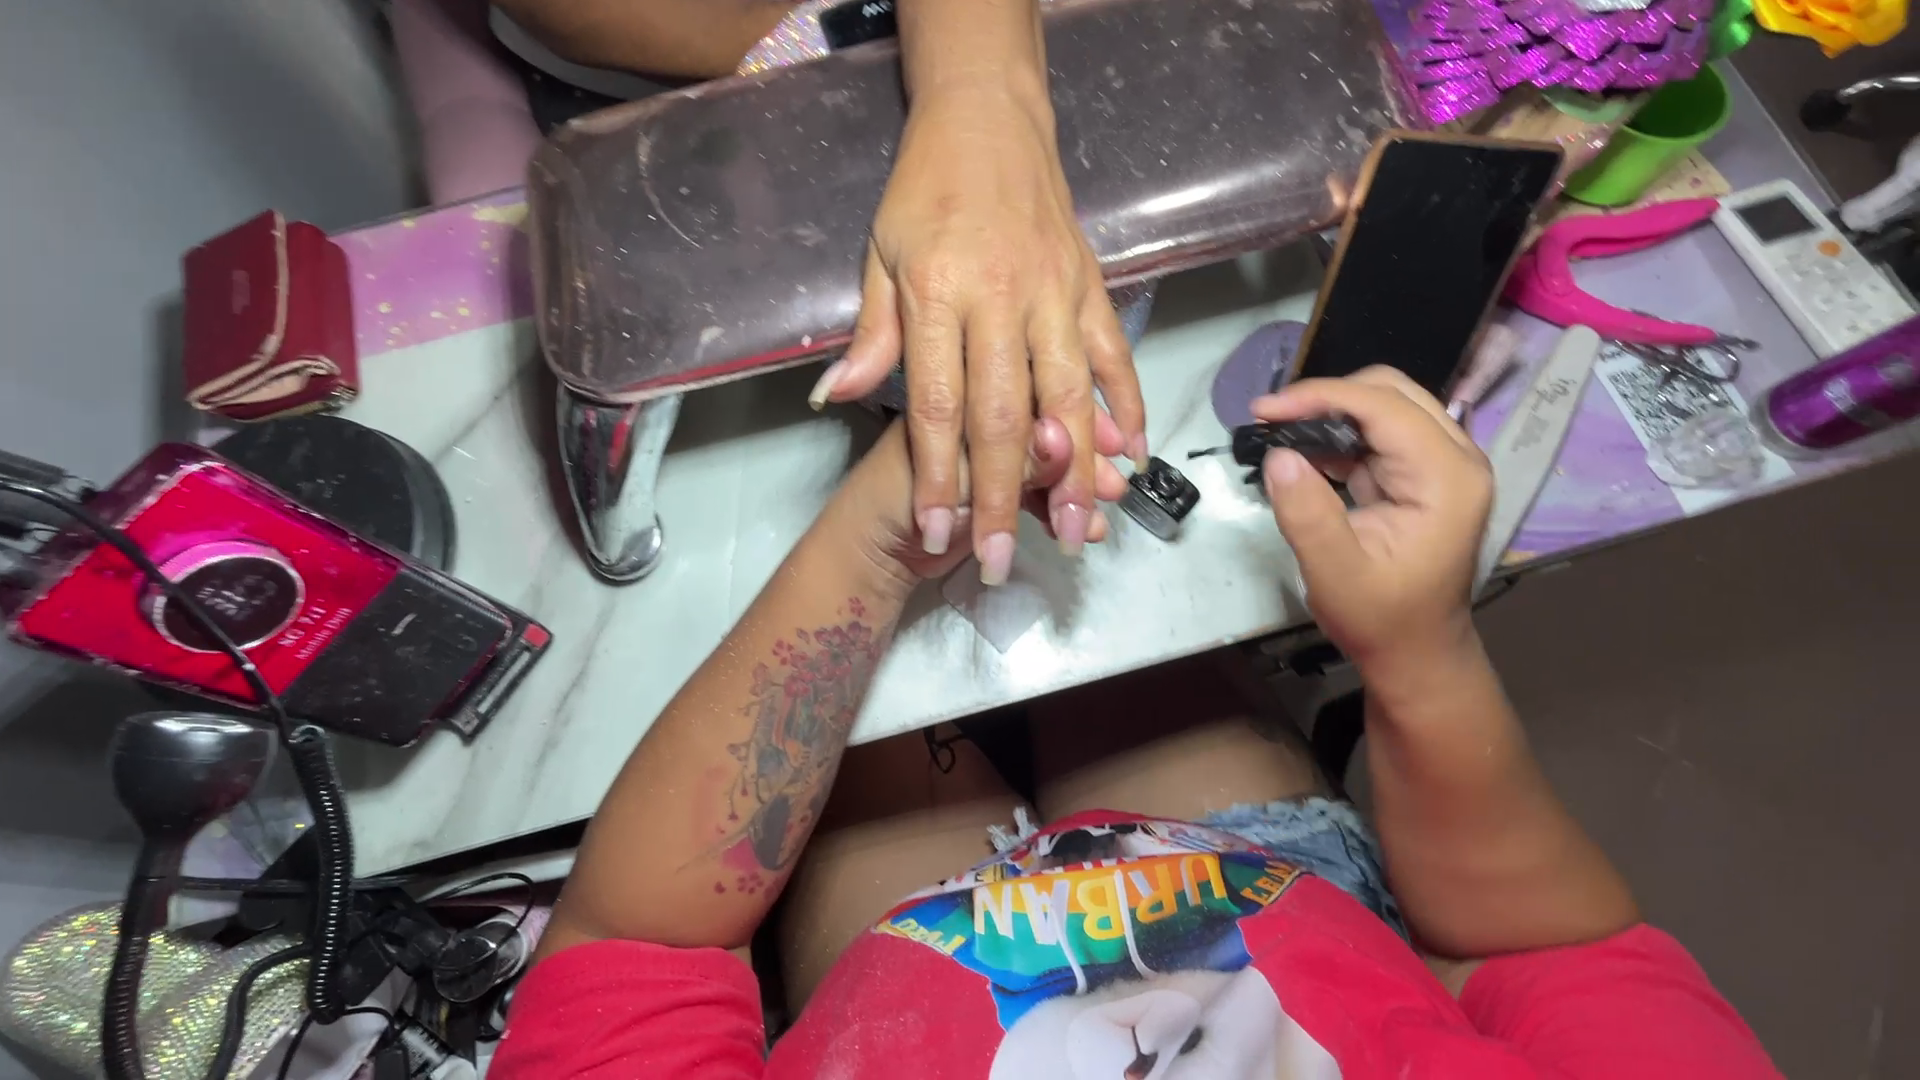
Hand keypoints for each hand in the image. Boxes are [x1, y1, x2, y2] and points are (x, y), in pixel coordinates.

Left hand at [813, 85, 1146, 585]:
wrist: (990, 117)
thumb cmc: (924, 192)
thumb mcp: (879, 255)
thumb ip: (870, 335)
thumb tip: (835, 397)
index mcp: (938, 293)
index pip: (936, 405)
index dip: (936, 476)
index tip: (935, 534)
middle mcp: (1002, 298)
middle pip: (1005, 415)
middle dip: (1005, 495)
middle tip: (1005, 559)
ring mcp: (1056, 293)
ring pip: (1071, 395)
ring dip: (1077, 470)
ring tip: (1080, 530)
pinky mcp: (1092, 286)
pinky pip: (1113, 354)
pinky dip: (1127, 404)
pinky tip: (1132, 454)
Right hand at [1255, 367, 1491, 668]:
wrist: (1414, 651)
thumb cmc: (1380, 618)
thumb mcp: (1334, 572)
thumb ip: (1306, 513)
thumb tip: (1278, 455)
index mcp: (1446, 478)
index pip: (1384, 408)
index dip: (1321, 398)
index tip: (1264, 410)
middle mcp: (1454, 459)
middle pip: (1390, 393)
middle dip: (1325, 397)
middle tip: (1270, 418)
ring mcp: (1440, 466)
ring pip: (1382, 409)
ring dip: (1328, 414)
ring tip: (1278, 433)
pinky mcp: (1419, 476)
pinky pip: (1376, 435)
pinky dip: (1335, 437)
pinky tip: (1301, 455)